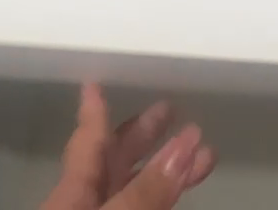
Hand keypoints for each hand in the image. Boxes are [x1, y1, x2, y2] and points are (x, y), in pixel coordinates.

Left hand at [40, 84, 215, 209]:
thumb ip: (145, 188)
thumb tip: (186, 143)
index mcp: (72, 192)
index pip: (88, 140)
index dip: (94, 109)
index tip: (94, 80)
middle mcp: (86, 203)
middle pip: (115, 162)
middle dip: (145, 134)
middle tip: (171, 106)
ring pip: (137, 190)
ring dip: (170, 169)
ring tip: (205, 151)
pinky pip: (143, 207)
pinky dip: (164, 196)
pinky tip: (184, 186)